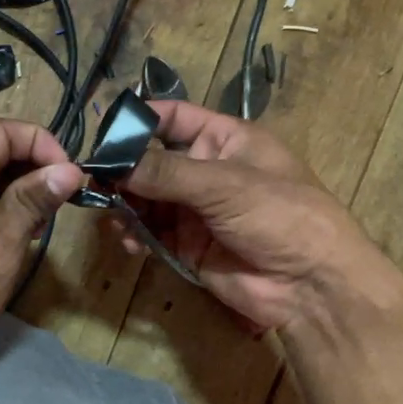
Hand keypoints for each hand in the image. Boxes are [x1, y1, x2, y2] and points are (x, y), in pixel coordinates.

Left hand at [0, 120, 84, 365]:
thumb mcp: (0, 254)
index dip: (39, 142)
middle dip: (29, 164)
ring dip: (11, 185)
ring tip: (36, 223)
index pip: (0, 130)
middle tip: (56, 203)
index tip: (65, 176)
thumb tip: (67, 169)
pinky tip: (5, 233)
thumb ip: (31, 205)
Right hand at [114, 100, 402, 333]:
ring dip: (124, 206)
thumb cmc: (280, 216)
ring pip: (145, 199)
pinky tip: (128, 242)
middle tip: (93, 181)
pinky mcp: (186, 245)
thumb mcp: (224, 184)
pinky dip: (134, 235)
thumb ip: (166, 172)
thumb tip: (112, 162)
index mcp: (225, 140)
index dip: (139, 120)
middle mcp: (206, 170)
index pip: (174, 117)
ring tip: (109, 215)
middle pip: (151, 160)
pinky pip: (149, 233)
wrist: (309, 286)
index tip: (102, 134)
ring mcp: (194, 210)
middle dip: (123, 170)